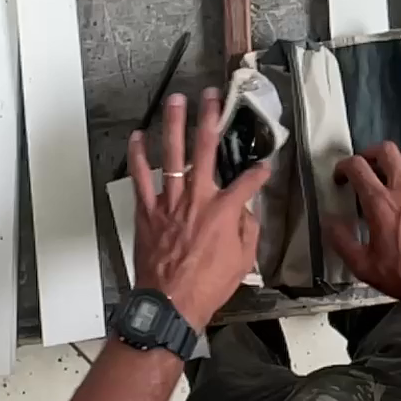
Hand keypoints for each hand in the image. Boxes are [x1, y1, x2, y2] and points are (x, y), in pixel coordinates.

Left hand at [129, 89, 270, 327]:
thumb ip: (248, 230)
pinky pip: (141, 177)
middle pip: (206, 148)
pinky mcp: (148, 210)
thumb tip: (247, 212)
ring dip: (174, 124)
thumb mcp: (243, 261)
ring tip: (175, 101)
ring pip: (173, 153)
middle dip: (211, 118)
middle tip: (211, 96)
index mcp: (224, 210)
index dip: (259, 173)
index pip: (248, 182)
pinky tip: (137, 137)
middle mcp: (197, 198)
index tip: (263, 168)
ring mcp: (170, 201)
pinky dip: (138, 156)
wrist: (170, 304)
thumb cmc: (206, 286)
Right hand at [324, 143, 400, 312]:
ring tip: (389, 182)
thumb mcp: (366, 267)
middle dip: (370, 153)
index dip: (343, 165)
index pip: (357, 166)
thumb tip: (331, 224)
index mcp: (381, 203)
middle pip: (385, 150)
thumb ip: (342, 242)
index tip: (341, 175)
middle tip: (365, 165)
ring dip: (394, 167)